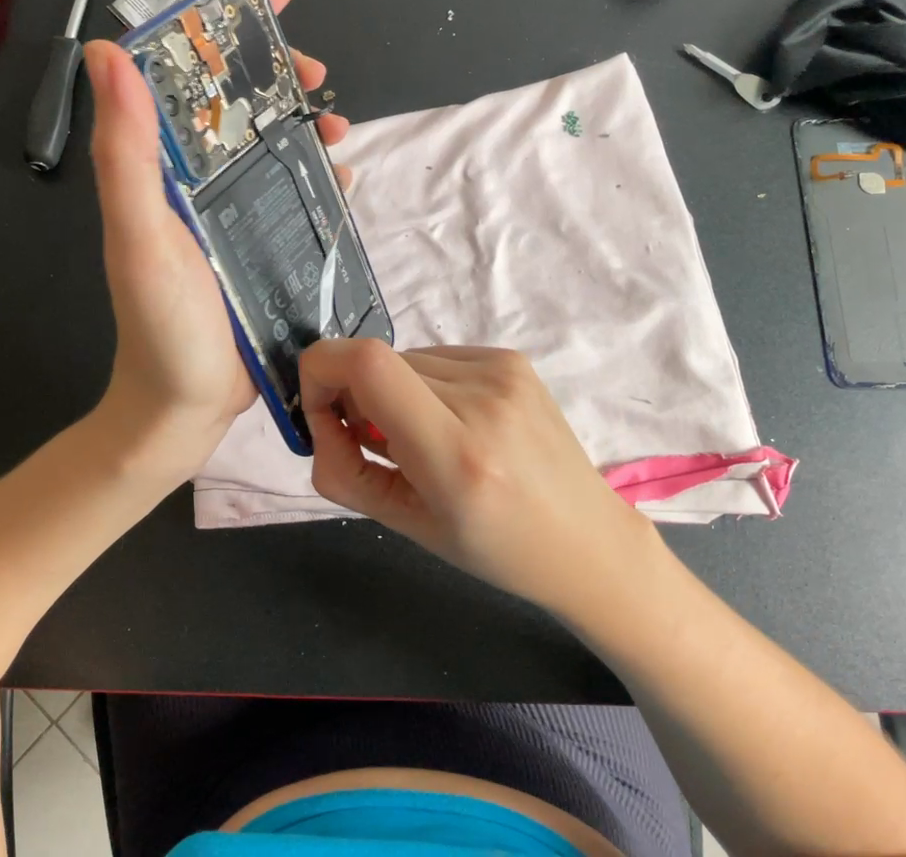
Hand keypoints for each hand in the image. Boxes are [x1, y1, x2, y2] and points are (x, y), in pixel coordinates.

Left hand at [84, 0, 349, 465]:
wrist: (184, 407)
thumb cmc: (159, 326)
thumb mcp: (138, 236)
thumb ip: (125, 152)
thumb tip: (105, 50)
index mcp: (161, 169)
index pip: (186, 77)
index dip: (223, 26)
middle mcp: (193, 182)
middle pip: (238, 104)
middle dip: (279, 74)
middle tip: (316, 75)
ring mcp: (229, 215)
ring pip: (272, 145)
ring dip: (306, 123)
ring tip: (339, 130)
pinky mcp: (259, 247)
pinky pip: (294, 196)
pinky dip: (320, 177)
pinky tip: (346, 179)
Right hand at [298, 340, 660, 613]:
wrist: (587, 541)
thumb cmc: (491, 548)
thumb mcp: (402, 523)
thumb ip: (341, 469)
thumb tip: (318, 415)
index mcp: (455, 454)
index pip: (367, 365)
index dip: (321, 371)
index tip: (319, 409)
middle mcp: (483, 400)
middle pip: (375, 362)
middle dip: (351, 395)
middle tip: (372, 443)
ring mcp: (502, 372)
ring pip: (401, 359)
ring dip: (389, 393)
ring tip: (420, 440)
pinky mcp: (511, 359)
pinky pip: (433, 357)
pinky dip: (421, 386)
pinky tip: (450, 424)